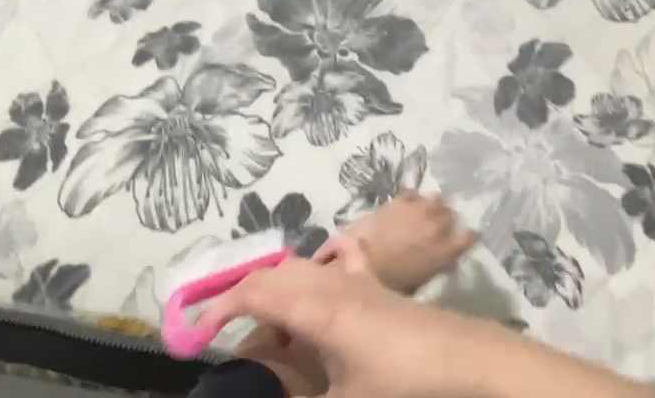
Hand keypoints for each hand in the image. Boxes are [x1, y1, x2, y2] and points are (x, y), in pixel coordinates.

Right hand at [204, 238, 503, 397]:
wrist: (463, 358)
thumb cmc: (401, 381)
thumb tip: (264, 396)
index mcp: (317, 308)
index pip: (254, 293)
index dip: (218, 307)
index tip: (191, 331)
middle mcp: (330, 284)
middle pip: (273, 274)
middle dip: (239, 296)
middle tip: (217, 329)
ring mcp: (354, 280)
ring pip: (299, 270)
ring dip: (272, 291)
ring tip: (260, 328)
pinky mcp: (372, 288)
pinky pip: (330, 269)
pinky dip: (308, 279)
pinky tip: (312, 297)